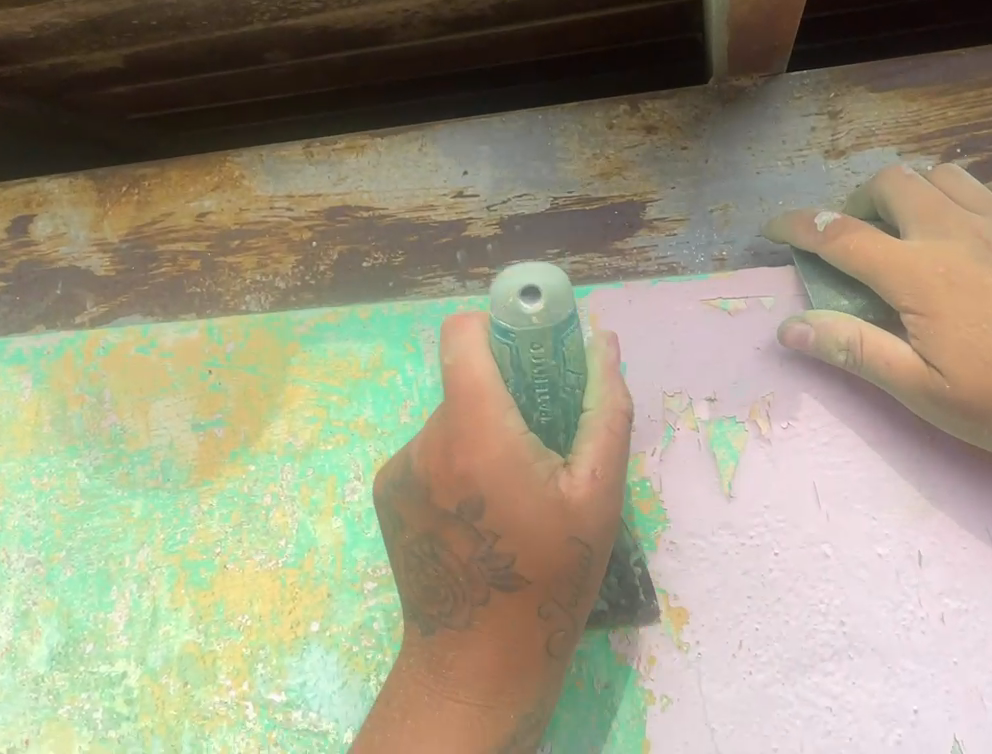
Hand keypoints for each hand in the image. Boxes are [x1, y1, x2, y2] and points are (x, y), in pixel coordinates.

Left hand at [356, 311, 632, 747]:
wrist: (478, 664)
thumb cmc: (550, 576)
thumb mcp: (598, 493)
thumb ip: (605, 407)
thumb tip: (603, 343)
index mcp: (474, 429)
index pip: (462, 333)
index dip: (497, 328)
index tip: (531, 354)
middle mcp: (425, 438)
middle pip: (465, 379)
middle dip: (505, 394)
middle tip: (542, 440)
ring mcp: (398, 467)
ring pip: (450, 417)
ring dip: (483, 432)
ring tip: (514, 489)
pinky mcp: (385, 492)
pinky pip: (430, 451)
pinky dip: (459, 462)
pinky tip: (483, 512)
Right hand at [765, 164, 991, 473]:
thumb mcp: (925, 393)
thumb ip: (854, 351)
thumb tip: (788, 328)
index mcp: (917, 272)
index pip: (837, 234)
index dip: (797, 226)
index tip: (774, 227)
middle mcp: (956, 231)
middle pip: (891, 182)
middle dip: (860, 200)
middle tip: (860, 237)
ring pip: (946, 174)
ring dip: (916, 192)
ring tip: (916, 229)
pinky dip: (975, 197)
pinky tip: (982, 229)